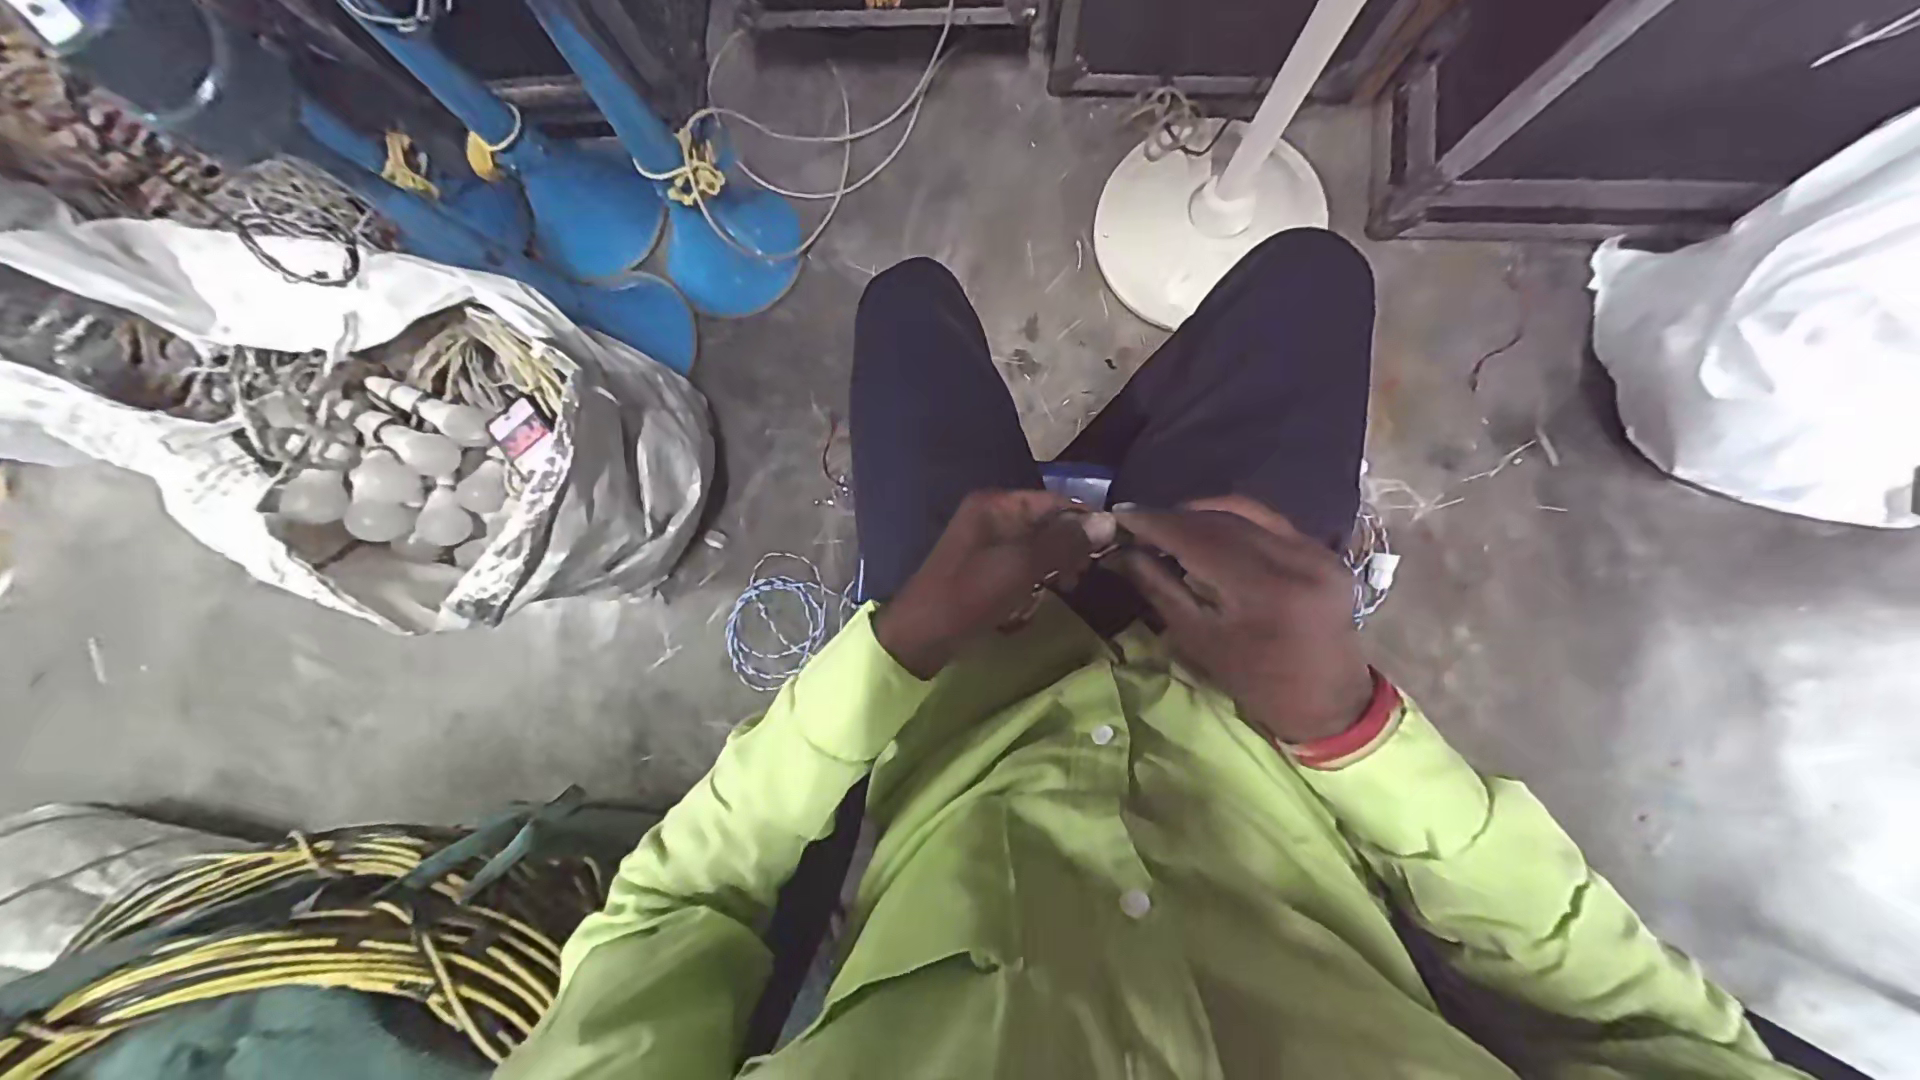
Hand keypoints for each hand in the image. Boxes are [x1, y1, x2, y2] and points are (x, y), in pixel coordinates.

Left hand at [875, 490, 1111, 678]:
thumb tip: (1109, 521)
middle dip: (1067, 551)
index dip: (1084, 523)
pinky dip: (1032, 585)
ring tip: (1059, 591)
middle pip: (1049, 525)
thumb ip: (1064, 542)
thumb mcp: (1020, 566)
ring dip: (1052, 572)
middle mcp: (993, 517)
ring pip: (1040, 550)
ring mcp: (989, 545)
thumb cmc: (969, 595)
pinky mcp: (988, 571)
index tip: (1108, 550)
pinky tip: (1029, 605)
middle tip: (1076, 578)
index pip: (1056, 501)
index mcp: (996, 505)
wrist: (921, 637)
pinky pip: (1024, 570)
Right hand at [1111, 496, 1372, 743]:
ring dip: (1198, 513)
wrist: (1328, 702)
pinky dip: (1230, 520)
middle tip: (1136, 524)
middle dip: (1172, 517)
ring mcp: (1315, 549)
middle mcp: (1294, 557)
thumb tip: (1120, 553)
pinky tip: (1205, 530)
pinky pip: (1266, 520)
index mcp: (1263, 588)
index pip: (1197, 536)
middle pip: (1220, 518)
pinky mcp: (1323, 549)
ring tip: (1166, 526)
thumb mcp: (1196, 638)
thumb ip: (1157, 587)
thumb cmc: (1254, 680)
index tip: (1118, 515)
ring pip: (1243, 511)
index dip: (1154, 522)